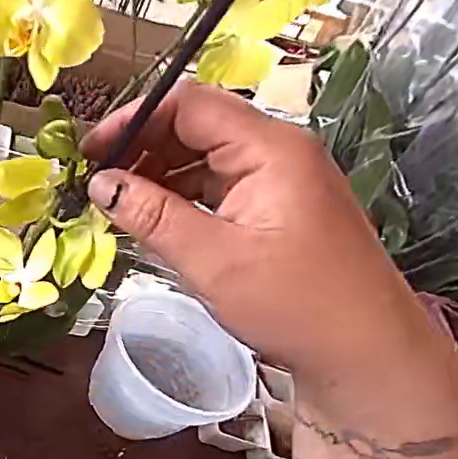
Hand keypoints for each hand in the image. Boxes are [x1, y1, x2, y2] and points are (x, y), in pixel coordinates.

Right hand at [80, 82, 422, 374]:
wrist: (366, 353)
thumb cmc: (297, 305)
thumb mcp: (214, 260)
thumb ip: (152, 215)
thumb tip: (100, 183)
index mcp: (270, 148)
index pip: (189, 105)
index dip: (134, 120)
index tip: (91, 149)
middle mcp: (278, 151)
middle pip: (197, 126)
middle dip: (143, 148)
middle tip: (99, 180)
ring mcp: (281, 178)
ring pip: (206, 157)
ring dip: (161, 175)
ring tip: (119, 203)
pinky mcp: (278, 206)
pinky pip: (221, 185)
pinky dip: (184, 197)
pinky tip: (156, 218)